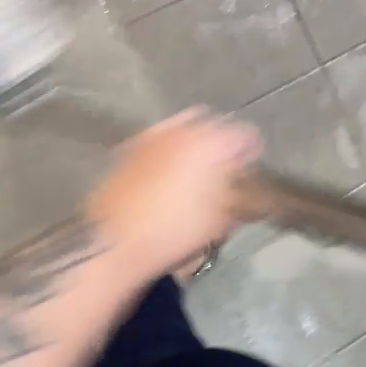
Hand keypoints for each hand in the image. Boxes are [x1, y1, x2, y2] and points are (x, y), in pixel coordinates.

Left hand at [84, 109, 260, 279]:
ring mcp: (156, 133)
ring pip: (187, 129)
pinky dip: (170, 149)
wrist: (114, 238)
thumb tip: (251, 192)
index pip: (246, 136)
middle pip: (215, 128)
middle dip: (222, 145)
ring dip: (196, 144)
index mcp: (213, 143)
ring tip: (195, 173)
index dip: (251, 153)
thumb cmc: (173, 232)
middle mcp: (186, 129)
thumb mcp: (218, 223)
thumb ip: (242, 200)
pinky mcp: (134, 143)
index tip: (250, 169)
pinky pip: (162, 139)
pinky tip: (168, 173)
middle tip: (224, 171)